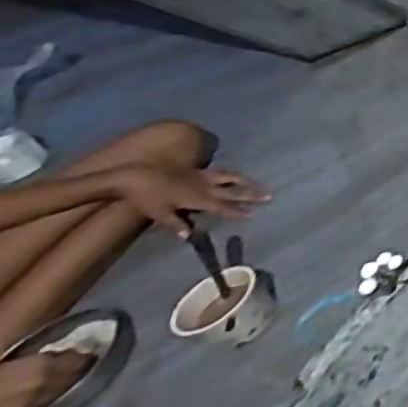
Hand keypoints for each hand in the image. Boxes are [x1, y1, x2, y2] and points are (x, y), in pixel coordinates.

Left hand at [106, 164, 268, 234]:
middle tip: (269, 196)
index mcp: (198, 199)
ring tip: (258, 183)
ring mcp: (203, 177)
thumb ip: (176, 224)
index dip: (238, 210)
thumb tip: (190, 236)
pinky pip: (221, 172)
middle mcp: (206, 187)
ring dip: (246, 181)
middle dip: (251, 194)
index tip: (254, 213)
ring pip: (231, 178)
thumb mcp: (159, 214)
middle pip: (233, 191)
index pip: (222, 206)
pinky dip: (231, 174)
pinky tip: (234, 175)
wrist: (138, 176)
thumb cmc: (147, 198)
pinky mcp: (198, 171)